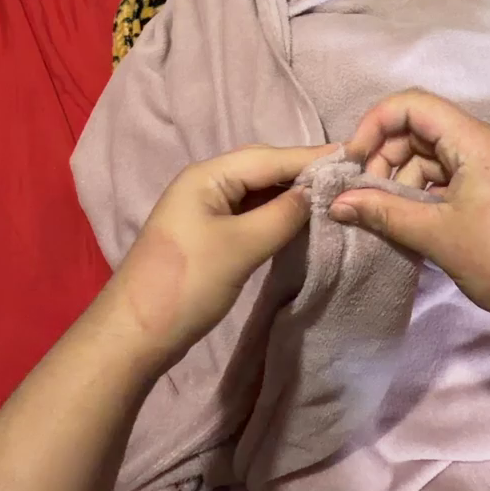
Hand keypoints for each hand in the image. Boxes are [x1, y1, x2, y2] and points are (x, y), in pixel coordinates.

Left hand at [95, 144, 330, 366]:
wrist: (136, 334)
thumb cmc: (186, 284)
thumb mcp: (240, 248)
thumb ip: (281, 216)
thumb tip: (315, 193)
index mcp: (208, 175)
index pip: (269, 158)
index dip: (310, 158)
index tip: (353, 156)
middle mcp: (206, 183)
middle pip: (263, 168)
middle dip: (302, 171)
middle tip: (347, 176)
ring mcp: (206, 208)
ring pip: (257, 190)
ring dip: (291, 192)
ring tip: (332, 194)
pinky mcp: (210, 233)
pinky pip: (250, 211)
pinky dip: (276, 212)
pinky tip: (300, 218)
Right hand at [329, 90, 489, 336]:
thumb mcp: (435, 234)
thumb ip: (381, 211)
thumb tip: (336, 203)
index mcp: (475, 138)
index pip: (412, 105)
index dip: (375, 124)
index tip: (354, 161)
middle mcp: (484, 139)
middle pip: (419, 126)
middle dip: (386, 155)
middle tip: (364, 194)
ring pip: (430, 151)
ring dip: (402, 176)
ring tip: (384, 212)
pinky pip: (446, 171)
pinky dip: (422, 188)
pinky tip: (407, 217)